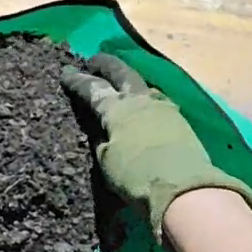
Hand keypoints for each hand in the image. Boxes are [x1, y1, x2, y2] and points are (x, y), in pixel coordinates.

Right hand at [62, 53, 251, 238]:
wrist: (184, 190)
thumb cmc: (136, 176)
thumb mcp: (106, 160)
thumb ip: (101, 140)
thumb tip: (102, 130)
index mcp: (117, 108)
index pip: (93, 88)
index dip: (78, 81)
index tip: (66, 73)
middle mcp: (141, 100)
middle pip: (122, 73)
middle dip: (106, 65)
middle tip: (94, 61)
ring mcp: (165, 108)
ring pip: (143, 86)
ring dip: (129, 82)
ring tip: (121, 84)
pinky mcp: (181, 122)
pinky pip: (157, 102)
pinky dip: (144, 100)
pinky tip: (143, 107)